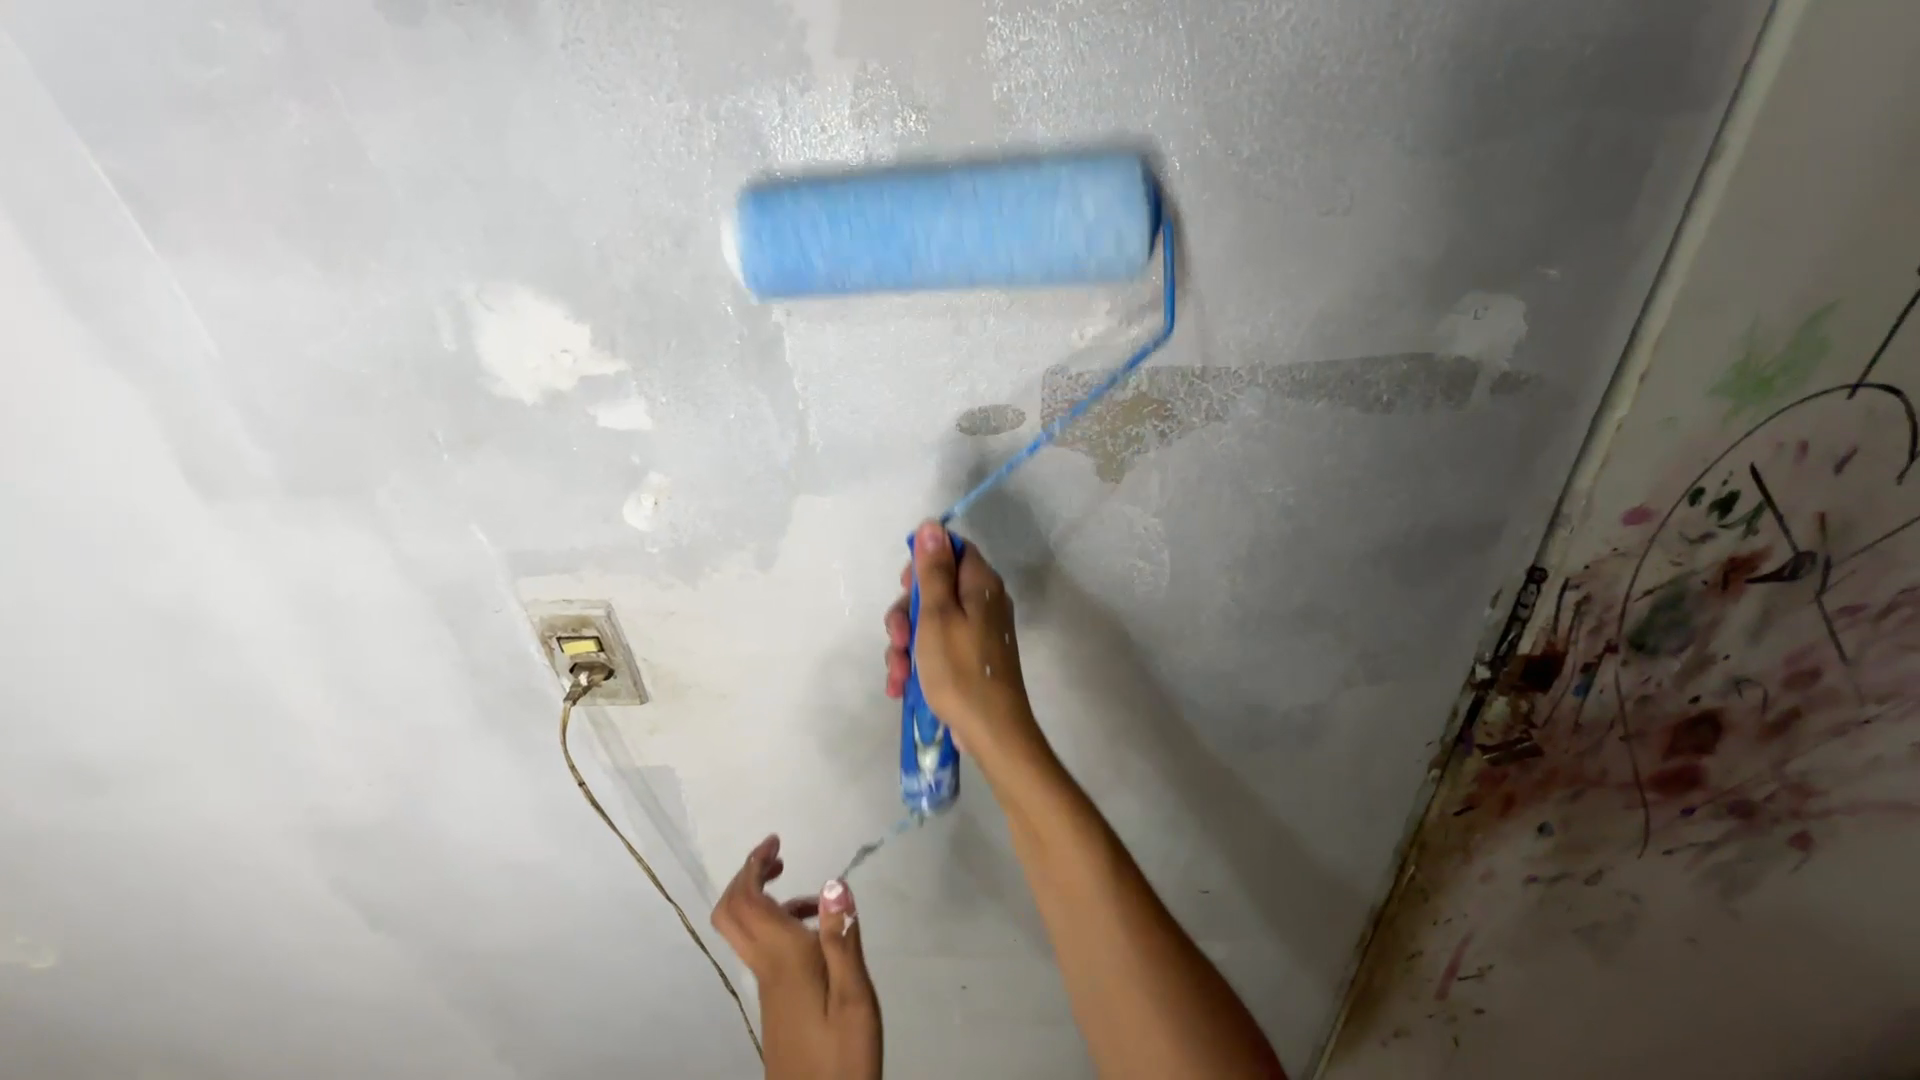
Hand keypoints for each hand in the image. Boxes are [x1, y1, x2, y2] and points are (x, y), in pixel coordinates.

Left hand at [710, 835, 880, 1079]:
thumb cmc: (843, 1057)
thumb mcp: (854, 998)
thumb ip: (841, 939)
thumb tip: (833, 882)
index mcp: (783, 959)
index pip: (748, 901)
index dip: (754, 865)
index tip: (777, 841)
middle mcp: (766, 968)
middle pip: (731, 913)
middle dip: (748, 877)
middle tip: (781, 858)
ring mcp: (768, 987)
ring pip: (746, 931)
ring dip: (765, 900)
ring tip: (813, 898)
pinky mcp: (777, 1003)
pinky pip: (764, 949)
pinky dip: (780, 925)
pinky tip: (818, 937)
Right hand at [884, 521, 1044, 763]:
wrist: (991, 730)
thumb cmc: (960, 669)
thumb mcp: (937, 615)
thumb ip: (933, 569)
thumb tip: (932, 525)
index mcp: (980, 584)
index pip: (952, 551)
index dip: (923, 564)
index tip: (905, 587)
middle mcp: (983, 603)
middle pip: (935, 589)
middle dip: (906, 614)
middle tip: (897, 639)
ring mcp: (978, 633)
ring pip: (930, 623)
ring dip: (906, 646)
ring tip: (898, 673)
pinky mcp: (971, 659)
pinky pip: (938, 649)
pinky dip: (918, 663)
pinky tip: (902, 687)